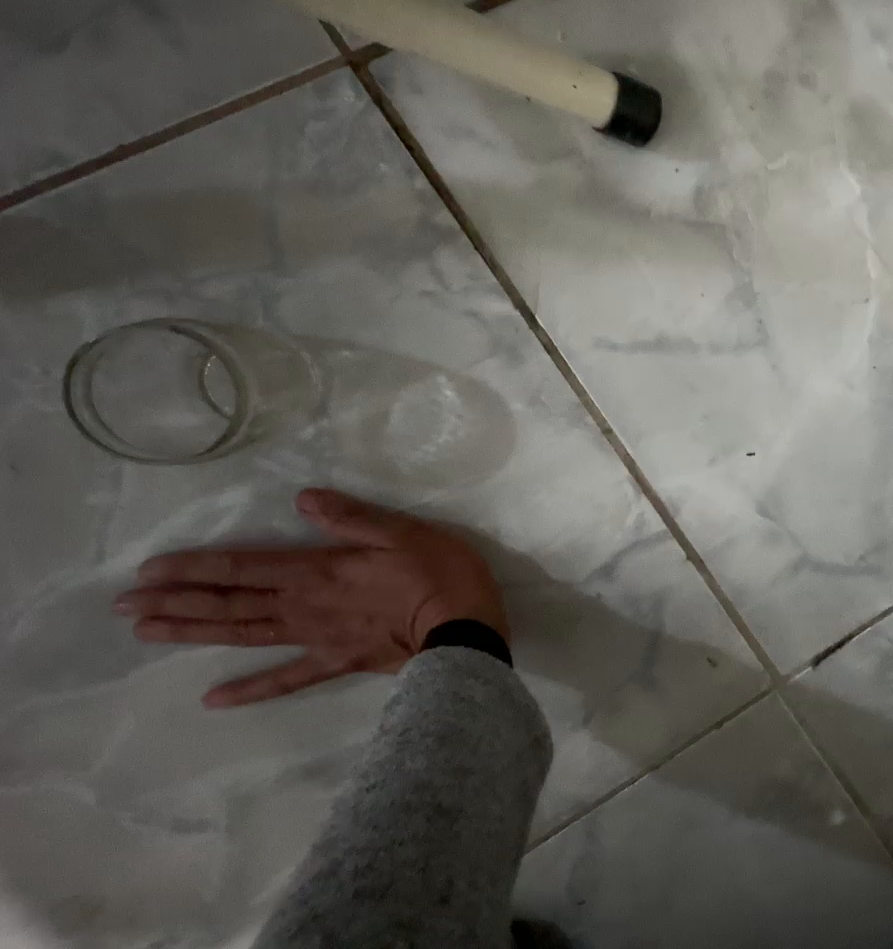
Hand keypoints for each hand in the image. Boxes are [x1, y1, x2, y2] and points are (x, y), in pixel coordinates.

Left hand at [114, 488, 508, 707]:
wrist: (463, 628)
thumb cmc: (439, 574)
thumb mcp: (404, 533)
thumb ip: (353, 518)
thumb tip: (302, 500)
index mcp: (318, 570)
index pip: (244, 566)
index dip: (196, 566)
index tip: (148, 569)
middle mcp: (304, 605)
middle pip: (231, 602)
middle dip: (176, 600)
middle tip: (123, 605)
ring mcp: (316, 638)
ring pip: (244, 634)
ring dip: (194, 633)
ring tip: (147, 632)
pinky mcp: (336, 662)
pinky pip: (287, 679)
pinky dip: (250, 689)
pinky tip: (214, 699)